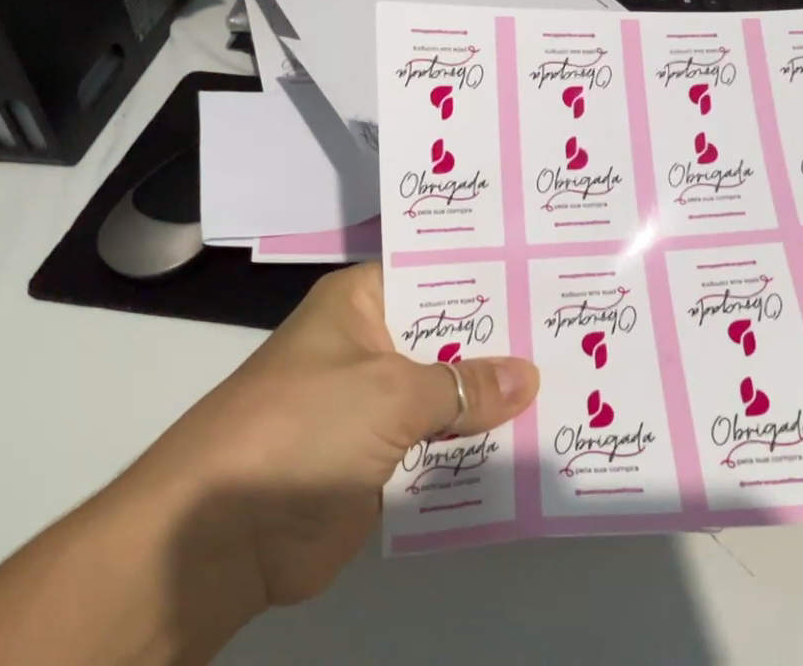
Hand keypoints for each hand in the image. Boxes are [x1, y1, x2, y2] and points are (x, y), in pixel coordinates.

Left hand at [113, 263, 538, 610]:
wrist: (223, 534)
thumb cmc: (303, 428)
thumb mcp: (390, 392)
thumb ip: (464, 384)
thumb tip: (528, 376)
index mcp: (360, 304)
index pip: (434, 272)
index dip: (489, 273)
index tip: (549, 269)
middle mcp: (369, 345)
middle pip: (449, 336)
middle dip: (504, 341)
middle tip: (579, 329)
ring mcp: (374, 405)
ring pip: (448, 393)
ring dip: (496, 399)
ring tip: (577, 384)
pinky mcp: (380, 459)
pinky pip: (440, 444)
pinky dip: (476, 448)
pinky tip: (536, 443)